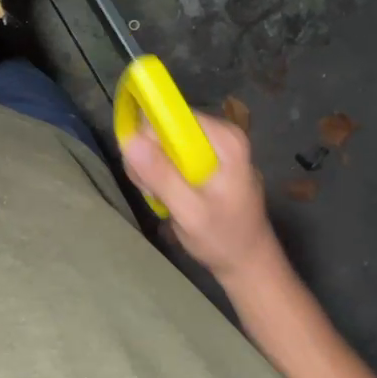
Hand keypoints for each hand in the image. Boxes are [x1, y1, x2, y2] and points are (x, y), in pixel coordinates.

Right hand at [121, 113, 280, 280]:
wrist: (248, 261)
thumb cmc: (223, 238)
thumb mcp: (189, 212)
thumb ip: (161, 175)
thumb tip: (128, 138)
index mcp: (224, 139)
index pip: (169, 116)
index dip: (148, 139)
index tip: (145, 172)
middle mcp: (218, 132)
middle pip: (162, 126)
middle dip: (148, 157)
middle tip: (153, 191)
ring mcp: (211, 143)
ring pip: (160, 140)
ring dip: (150, 168)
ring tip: (161, 197)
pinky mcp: (203, 154)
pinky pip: (167, 151)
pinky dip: (158, 172)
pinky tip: (165, 195)